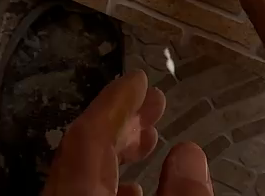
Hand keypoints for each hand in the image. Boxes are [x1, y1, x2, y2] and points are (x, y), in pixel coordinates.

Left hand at [43, 70, 213, 195]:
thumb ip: (182, 193)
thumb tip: (189, 154)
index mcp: (75, 192)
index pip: (88, 133)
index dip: (115, 102)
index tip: (137, 79)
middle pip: (84, 149)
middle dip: (121, 122)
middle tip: (153, 103)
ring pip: (82, 174)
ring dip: (118, 154)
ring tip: (150, 139)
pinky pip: (82, 195)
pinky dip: (109, 185)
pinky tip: (137, 189)